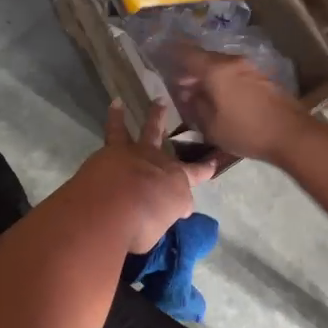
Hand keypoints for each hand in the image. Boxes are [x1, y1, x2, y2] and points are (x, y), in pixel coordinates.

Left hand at [75, 101, 215, 254]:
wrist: (114, 206)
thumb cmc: (141, 225)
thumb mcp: (162, 224)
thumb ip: (168, 212)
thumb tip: (181, 207)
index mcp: (176, 184)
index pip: (194, 176)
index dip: (204, 170)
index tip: (213, 163)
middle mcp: (160, 162)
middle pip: (173, 149)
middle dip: (178, 140)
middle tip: (182, 128)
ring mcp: (138, 152)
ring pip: (148, 129)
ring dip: (154, 115)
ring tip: (158, 103)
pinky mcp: (114, 148)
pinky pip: (115, 128)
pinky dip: (116, 116)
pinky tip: (116, 103)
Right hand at [173, 49, 315, 163]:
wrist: (291, 134)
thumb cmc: (246, 131)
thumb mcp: (211, 125)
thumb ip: (195, 105)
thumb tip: (188, 93)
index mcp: (216, 69)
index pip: (187, 53)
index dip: (172, 53)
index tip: (161, 54)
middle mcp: (232, 61)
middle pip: (204, 58)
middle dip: (190, 70)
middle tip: (180, 86)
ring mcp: (249, 67)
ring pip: (220, 65)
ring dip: (207, 76)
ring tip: (200, 94)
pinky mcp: (261, 76)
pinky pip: (233, 72)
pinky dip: (222, 79)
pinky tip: (221, 96)